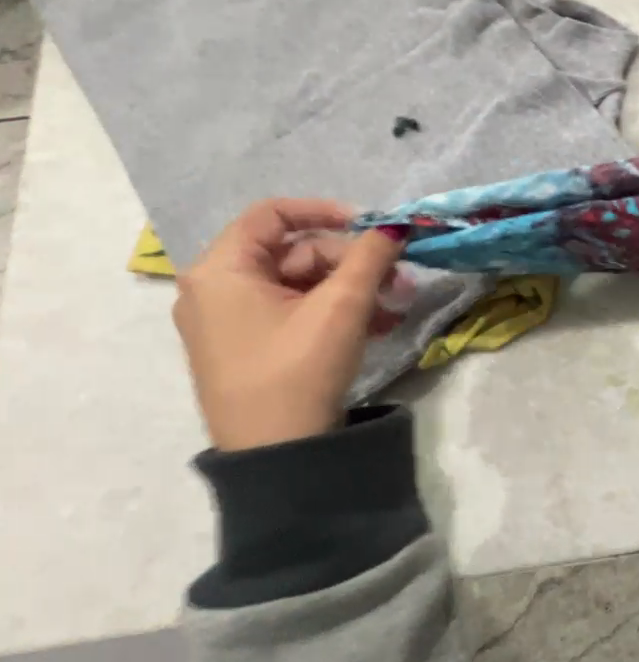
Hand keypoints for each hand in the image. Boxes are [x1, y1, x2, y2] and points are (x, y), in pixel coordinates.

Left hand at [173, 200, 406, 451]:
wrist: (276, 449)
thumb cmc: (298, 367)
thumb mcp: (342, 306)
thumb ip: (370, 257)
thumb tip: (396, 227)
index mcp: (221, 271)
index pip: (271, 214)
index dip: (326, 211)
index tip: (374, 227)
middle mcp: (216, 288)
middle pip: (295, 251)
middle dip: (352, 261)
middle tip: (398, 278)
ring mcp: (230, 319)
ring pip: (302, 282)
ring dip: (354, 287)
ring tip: (395, 306)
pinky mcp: (249, 344)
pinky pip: (297, 309)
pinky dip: (337, 309)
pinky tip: (376, 325)